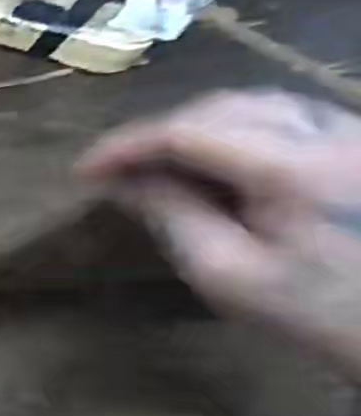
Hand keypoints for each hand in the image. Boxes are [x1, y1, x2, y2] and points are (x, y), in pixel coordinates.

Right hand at [78, 90, 360, 373]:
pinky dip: (236, 133)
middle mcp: (339, 138)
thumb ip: (173, 216)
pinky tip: (210, 164)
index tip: (81, 174)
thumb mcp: (226, 272)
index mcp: (298, 169)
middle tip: (114, 168)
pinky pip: (293, 121)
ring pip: (262, 107)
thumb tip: (123, 181)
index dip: (124, 146)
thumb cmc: (322, 309)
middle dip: (157, 133)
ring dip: (195, 129)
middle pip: (227, 108)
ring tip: (155, 164)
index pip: (187, 133)